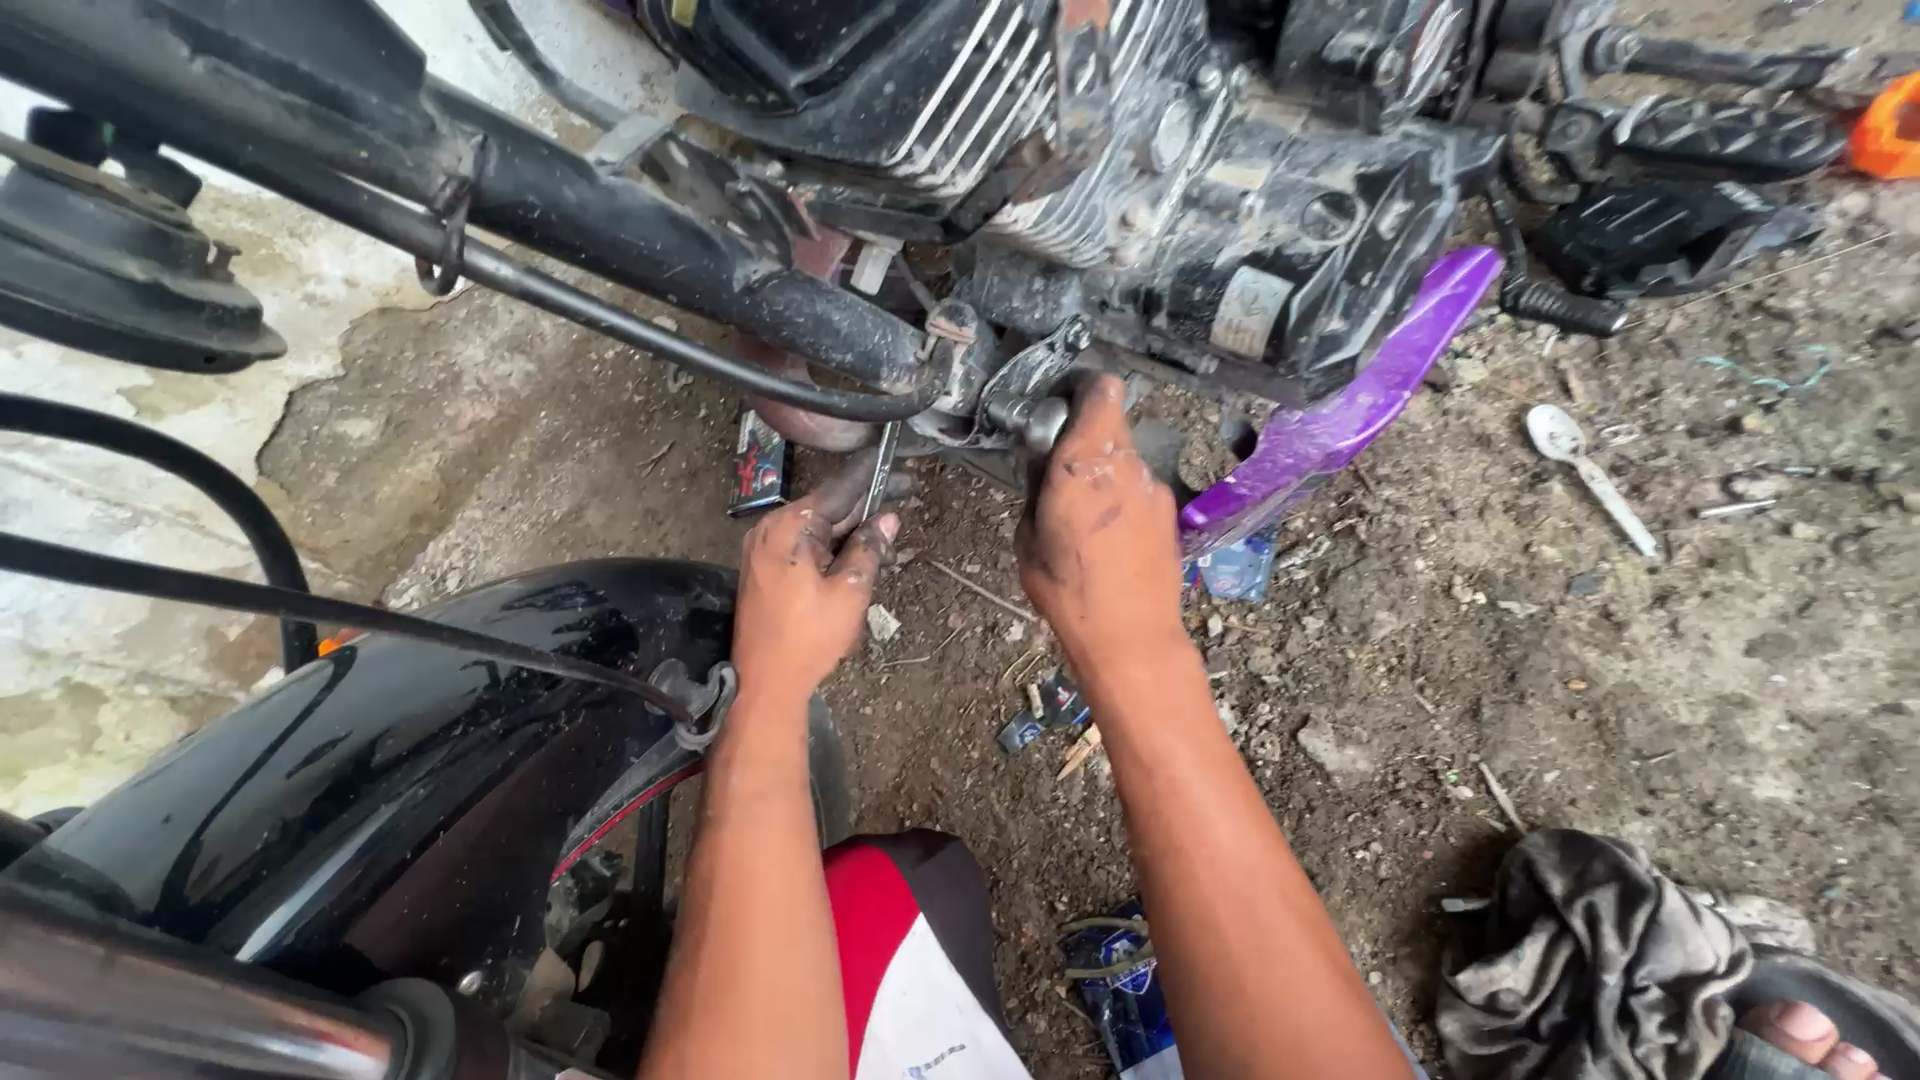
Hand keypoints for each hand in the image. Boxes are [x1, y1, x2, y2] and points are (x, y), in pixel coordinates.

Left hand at [732, 450, 897, 705]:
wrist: (764, 681)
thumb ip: (868, 548)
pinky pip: (801, 545)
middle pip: (826, 508)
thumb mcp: (849, 591)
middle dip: (863, 508)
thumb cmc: (809, 637)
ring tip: (882, 530)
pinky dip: (828, 546)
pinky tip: (852, 552)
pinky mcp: (761, 567)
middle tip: (900, 499)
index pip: (839, 490)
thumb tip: (887, 518)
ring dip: (847, 530)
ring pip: (815, 528)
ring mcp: (761, 548)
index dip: (872, 478)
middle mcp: (769, 529)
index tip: (897, 466)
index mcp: (789, 527)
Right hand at [1017, 374, 1189, 672]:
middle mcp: (1126, 465)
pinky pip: (1140, 489)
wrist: (1130, 635)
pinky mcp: (1169, 512)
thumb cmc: (1068, 592)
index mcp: (1083, 464)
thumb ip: (1036, 488)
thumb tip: (1042, 464)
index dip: (1080, 390)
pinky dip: (1123, 499)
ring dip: (1104, 473)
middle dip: (1084, 441)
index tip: (1060, 411)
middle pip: (1109, 425)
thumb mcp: (1028, 538)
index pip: (1099, 390)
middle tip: (1060, 476)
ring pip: (1125, 460)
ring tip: (1085, 518)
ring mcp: (1154, 488)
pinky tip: (1111, 537)